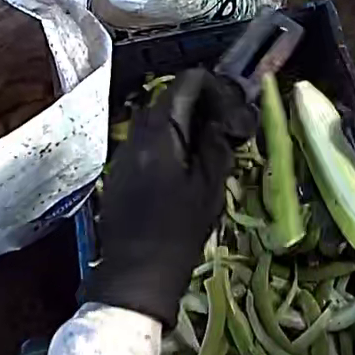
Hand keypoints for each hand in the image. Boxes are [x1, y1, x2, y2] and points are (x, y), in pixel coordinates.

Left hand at [86, 69, 254, 324]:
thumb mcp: (210, 186)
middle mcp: (137, 133)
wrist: (137, 271)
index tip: (234, 109)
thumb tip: (223, 119)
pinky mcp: (120, 169)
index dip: (216, 87)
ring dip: (187, 122)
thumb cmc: (179, 229)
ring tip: (210, 147)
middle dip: (203, 104)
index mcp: (161, 132)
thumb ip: (217, 144)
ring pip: (159, 118)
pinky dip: (171, 140)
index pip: (188, 82)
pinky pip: (148, 140)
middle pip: (172, 97)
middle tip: (228, 127)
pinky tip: (187, 165)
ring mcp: (125, 151)